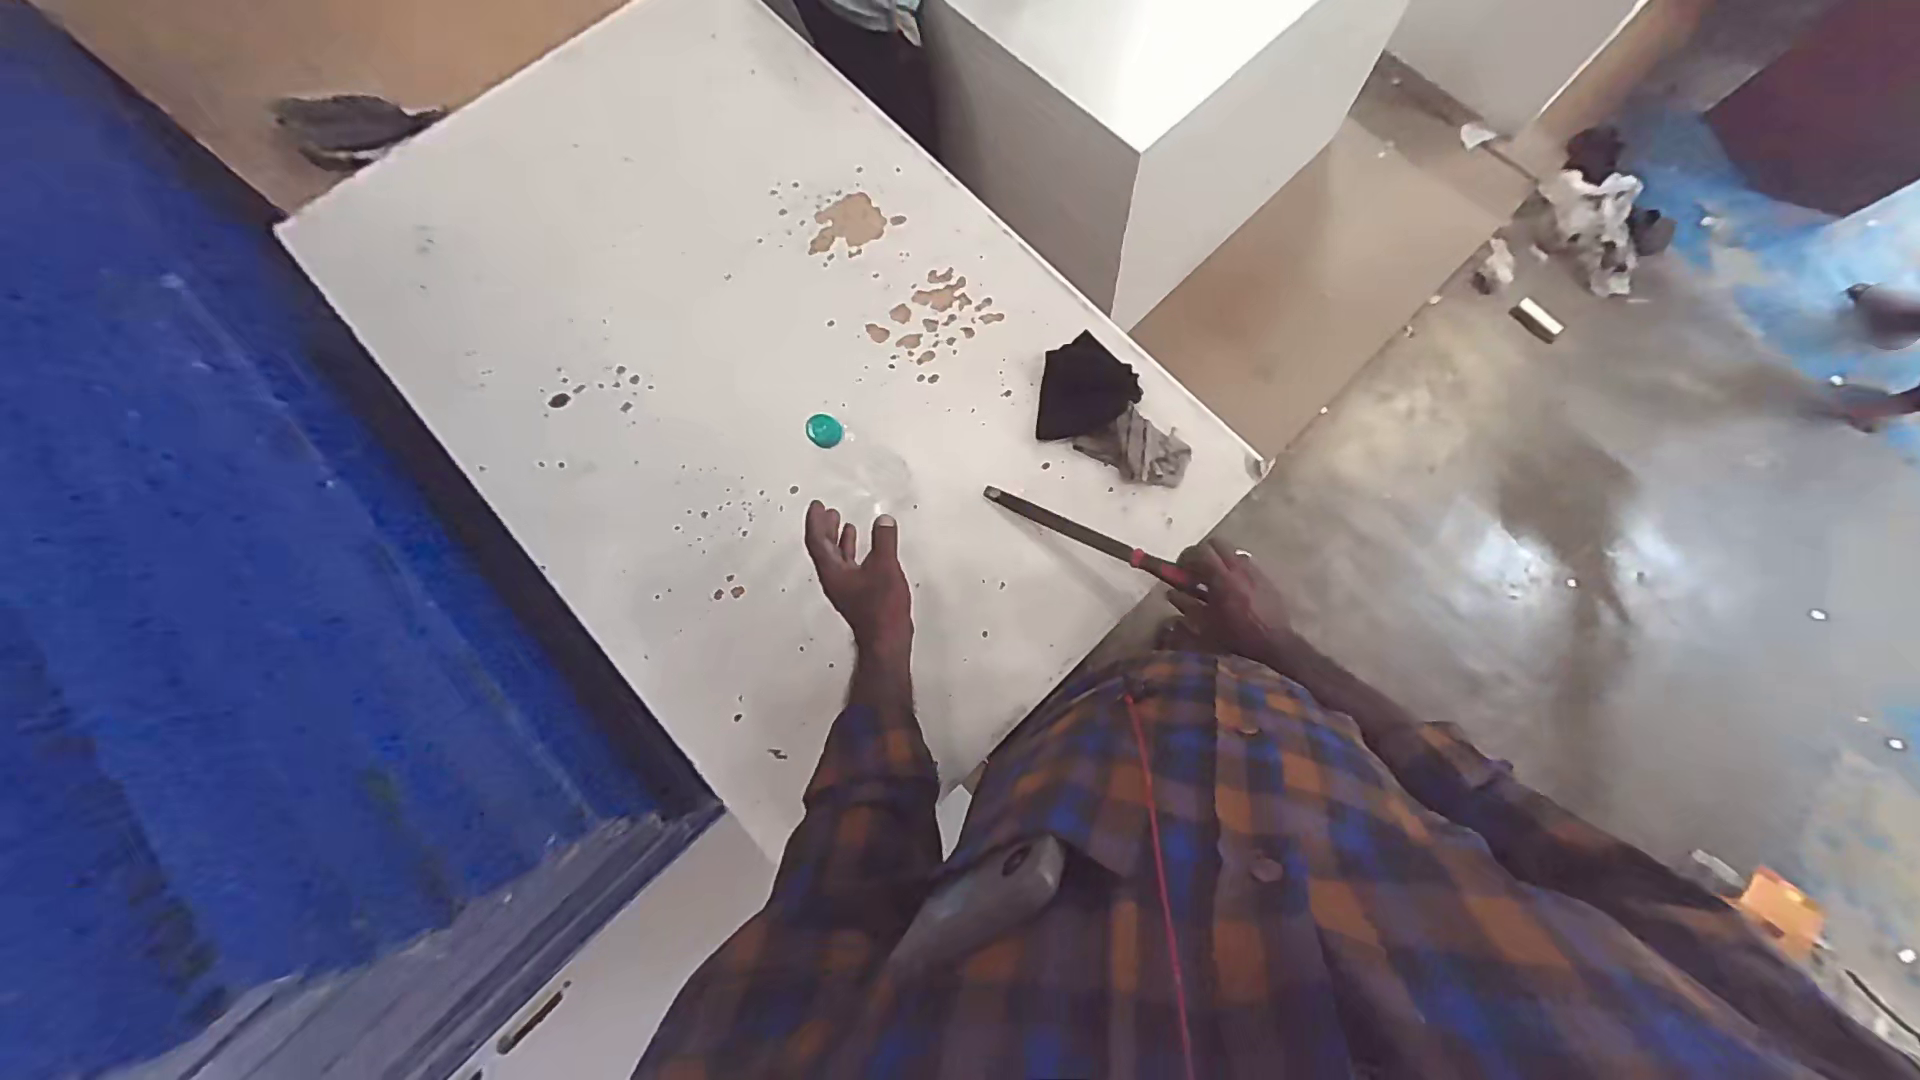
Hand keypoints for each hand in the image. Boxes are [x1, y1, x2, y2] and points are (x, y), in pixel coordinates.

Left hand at [805, 501, 911, 658]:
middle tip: (825, 511)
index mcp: (833, 572)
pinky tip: (865, 548)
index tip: (816, 506)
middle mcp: (834, 579)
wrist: (887, 639)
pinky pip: (848, 565)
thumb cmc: (880, 610)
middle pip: (823, 548)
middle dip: (824, 527)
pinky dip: (852, 551)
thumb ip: (883, 540)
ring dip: (837, 538)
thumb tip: (883, 521)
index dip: (816, 521)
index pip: (817, 540)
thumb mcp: (884, 566)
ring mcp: (845, 587)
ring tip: (842, 523)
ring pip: (835, 557)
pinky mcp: (857, 593)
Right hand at [1166, 539, 1292, 663]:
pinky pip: (1246, 563)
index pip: (1200, 552)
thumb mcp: (1205, 624)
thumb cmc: (1236, 635)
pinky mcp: (1265, 577)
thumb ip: (1186, 605)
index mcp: (1222, 579)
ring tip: (1215, 577)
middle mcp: (1239, 569)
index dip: (1186, 556)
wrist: (1274, 642)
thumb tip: (1170, 593)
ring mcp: (1254, 571)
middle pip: (1216, 543)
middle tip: (1196, 569)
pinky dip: (1234, 567)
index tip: (1180, 568)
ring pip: (1232, 551)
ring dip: (1219, 559)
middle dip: (1202, 552)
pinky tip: (1233, 586)